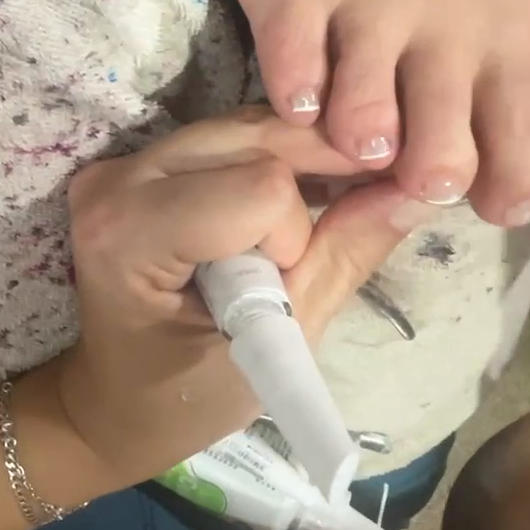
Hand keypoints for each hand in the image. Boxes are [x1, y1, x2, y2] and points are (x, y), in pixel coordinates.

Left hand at [56, 108, 435, 484]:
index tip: (283, 282)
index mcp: (129, 234)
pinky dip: (270, 161)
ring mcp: (118, 167)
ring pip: (241, 129)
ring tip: (333, 202)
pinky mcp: (133, 165)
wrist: (112, 401)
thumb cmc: (183, 398)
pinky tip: (301, 192)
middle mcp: (114, 182)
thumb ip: (341, 258)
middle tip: (366, 199)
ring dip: (297, 161)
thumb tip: (417, 190)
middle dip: (315, 168)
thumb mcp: (274, 347)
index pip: (258, 190)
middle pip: (252, 138)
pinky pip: (222, 140)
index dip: (294, 233)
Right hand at [212, 0, 529, 226]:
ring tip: (369, 129)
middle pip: (468, 155)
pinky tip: (301, 84)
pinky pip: (291, 86)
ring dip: (375, 148)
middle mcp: (467, 21)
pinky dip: (298, 99)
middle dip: (464, 183)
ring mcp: (369, 8)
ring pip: (375, 140)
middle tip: (441, 173)